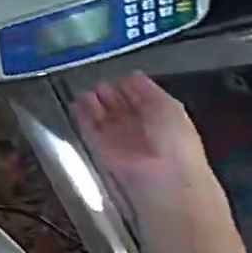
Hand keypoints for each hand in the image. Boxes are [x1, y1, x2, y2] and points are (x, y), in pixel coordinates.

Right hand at [72, 73, 215, 205]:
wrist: (163, 177)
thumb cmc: (173, 138)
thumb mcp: (167, 106)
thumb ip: (147, 89)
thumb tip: (130, 75)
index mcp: (157, 114)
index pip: (136, 96)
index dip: (126, 86)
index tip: (116, 78)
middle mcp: (137, 125)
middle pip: (117, 104)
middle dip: (108, 93)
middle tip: (99, 84)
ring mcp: (118, 136)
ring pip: (102, 115)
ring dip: (94, 102)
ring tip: (86, 92)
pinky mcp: (100, 147)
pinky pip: (90, 127)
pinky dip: (83, 115)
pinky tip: (79, 102)